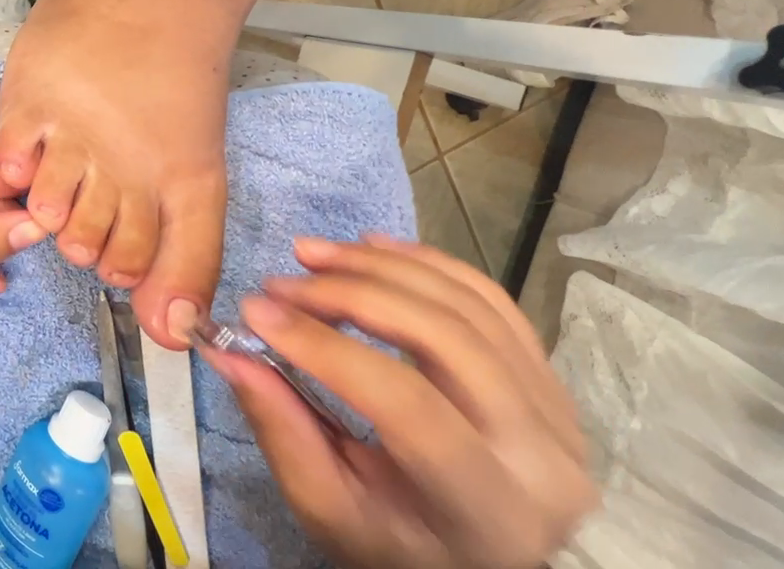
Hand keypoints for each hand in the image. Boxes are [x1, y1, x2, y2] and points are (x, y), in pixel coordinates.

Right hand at [0, 0, 265, 345]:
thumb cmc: (183, 59)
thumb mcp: (201, 149)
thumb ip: (187, 239)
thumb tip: (169, 327)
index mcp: (188, 178)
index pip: (169, 270)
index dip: (145, 285)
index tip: (127, 269)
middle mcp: (131, 166)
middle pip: (101, 250)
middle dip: (95, 248)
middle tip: (91, 214)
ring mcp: (74, 131)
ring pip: (54, 217)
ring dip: (56, 213)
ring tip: (62, 184)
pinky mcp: (28, 98)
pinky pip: (13, 164)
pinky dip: (21, 170)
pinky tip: (34, 150)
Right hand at [208, 236, 597, 568]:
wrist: (486, 558)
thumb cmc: (395, 543)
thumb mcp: (327, 507)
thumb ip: (280, 426)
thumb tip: (225, 351)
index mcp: (488, 506)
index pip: (404, 404)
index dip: (324, 347)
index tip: (253, 310)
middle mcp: (543, 454)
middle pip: (445, 338)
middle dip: (349, 293)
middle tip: (279, 281)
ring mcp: (558, 411)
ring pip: (467, 305)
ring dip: (380, 265)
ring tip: (309, 253)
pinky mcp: (549, 380)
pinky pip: (490, 298)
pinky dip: (425, 261)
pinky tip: (370, 246)